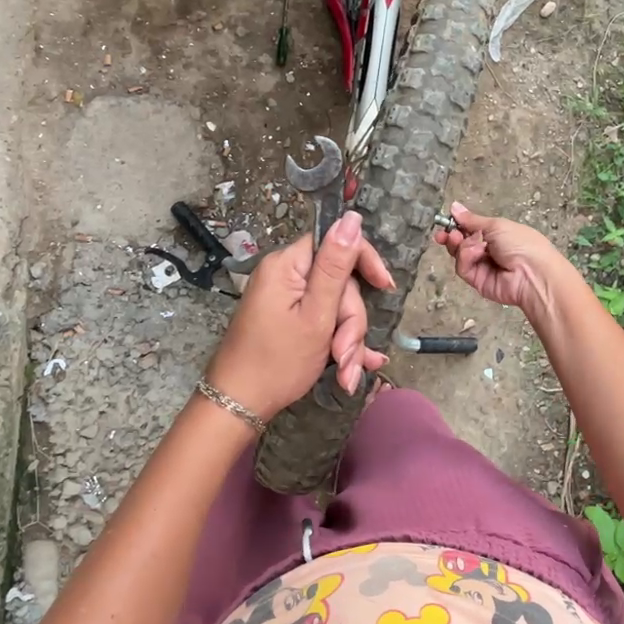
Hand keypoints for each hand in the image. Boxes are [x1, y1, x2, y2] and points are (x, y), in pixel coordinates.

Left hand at [204, 211, 394, 417]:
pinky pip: (321, 320)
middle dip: (351, 322)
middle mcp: (284, 275)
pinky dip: (335, 342)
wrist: (238, 406)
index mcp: (287, 265)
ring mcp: (284, 297)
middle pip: (338, 283)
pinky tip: (349, 369)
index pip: (335, 242)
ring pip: (334, 307)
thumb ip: (337, 266)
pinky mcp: (286, 318)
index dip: (365, 264)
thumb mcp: (317, 315)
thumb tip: (352, 217)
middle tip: (346, 355)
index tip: (385, 289)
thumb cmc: (277, 362)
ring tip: (346, 374)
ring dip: (346, 340)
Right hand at [431, 202, 569, 312]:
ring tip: (467, 243)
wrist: (532, 274)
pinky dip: (466, 258)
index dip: (456, 225)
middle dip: (452, 237)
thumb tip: (454, 206)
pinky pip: (463, 268)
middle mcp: (488, 250)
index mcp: (496, 234)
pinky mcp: (478, 281)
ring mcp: (483, 266)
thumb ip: (472, 220)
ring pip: (460, 255)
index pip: (470, 228)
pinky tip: (476, 253)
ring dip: (460, 246)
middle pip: (461, 243)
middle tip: (445, 235)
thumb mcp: (496, 225)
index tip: (444, 222)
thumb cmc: (520, 243)